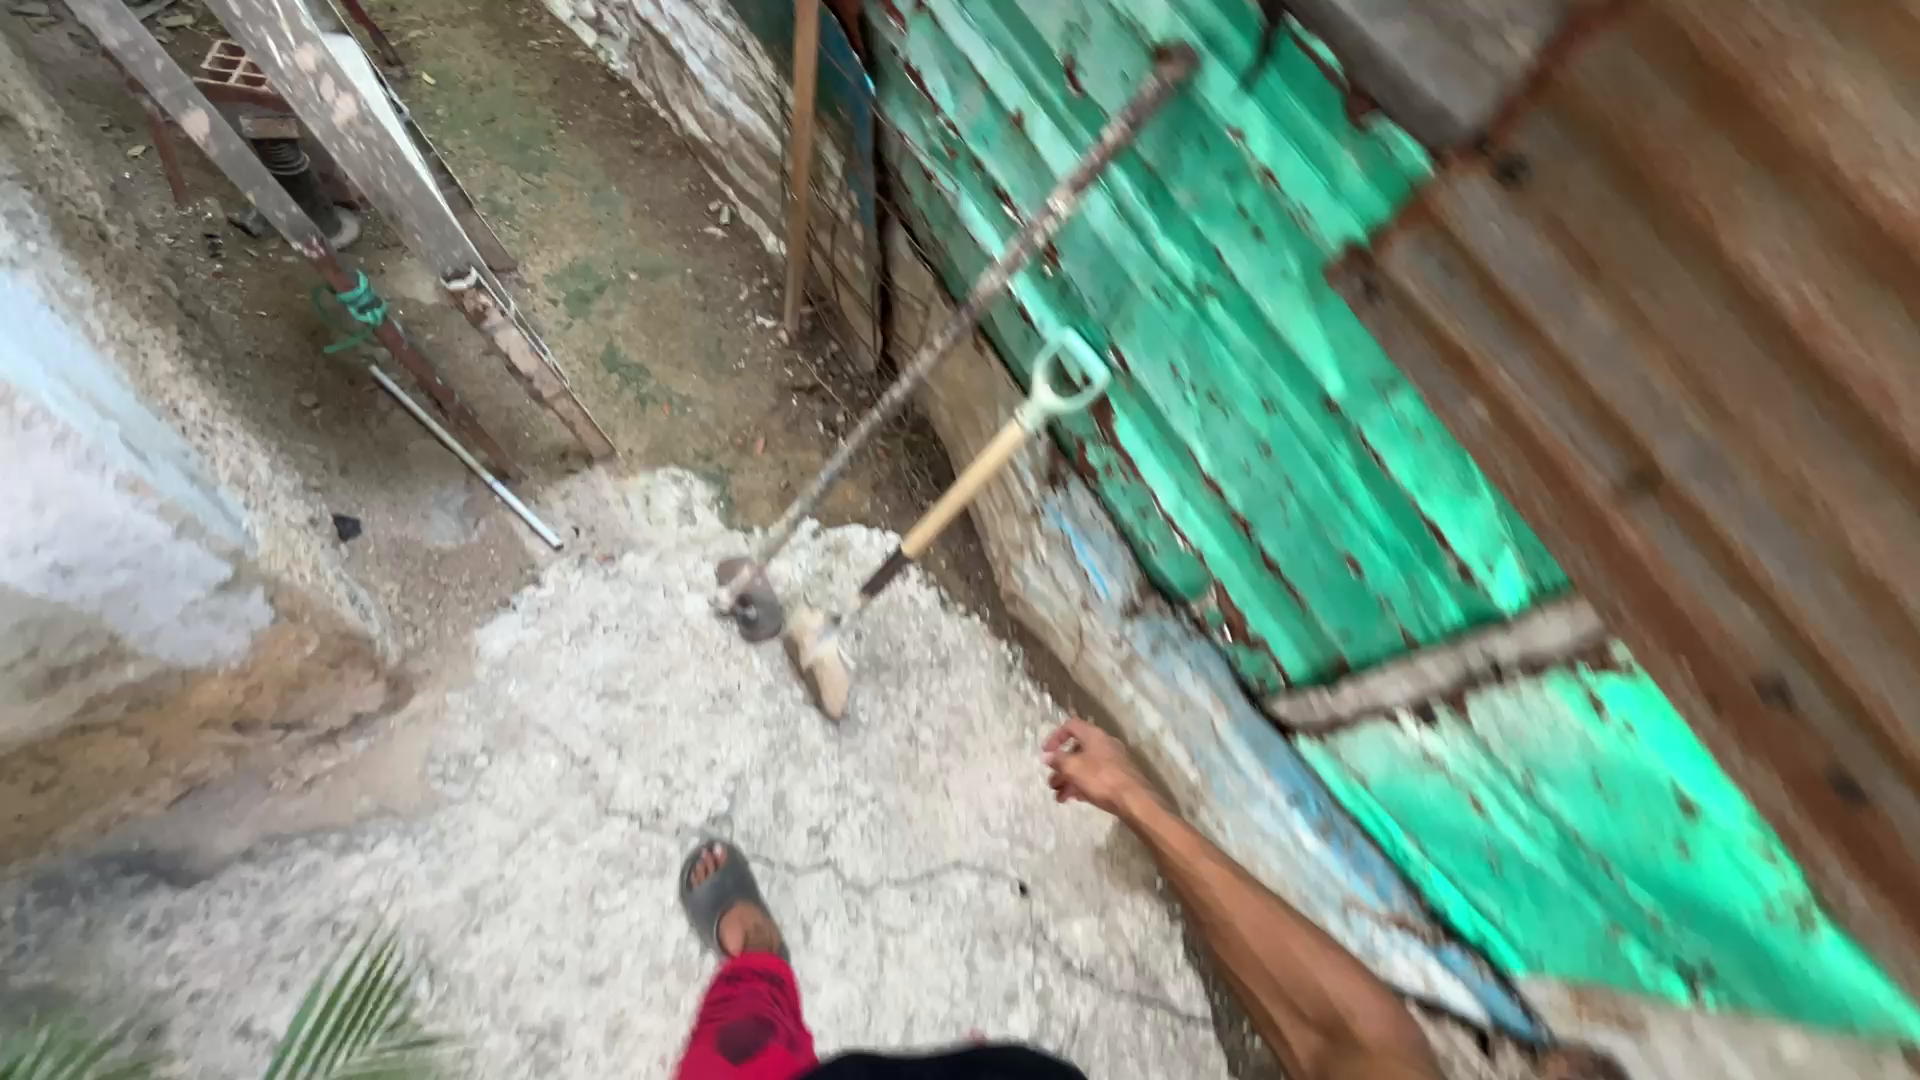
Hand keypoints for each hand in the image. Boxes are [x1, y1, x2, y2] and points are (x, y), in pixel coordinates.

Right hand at [1043, 716, 1156, 819]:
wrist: (1134, 799)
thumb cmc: (1100, 778)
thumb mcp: (1073, 768)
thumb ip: (1057, 760)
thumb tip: (1047, 757)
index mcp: (1093, 735)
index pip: (1070, 726)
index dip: (1055, 737)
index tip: (1046, 753)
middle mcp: (1104, 743)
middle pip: (1076, 750)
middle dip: (1061, 767)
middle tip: (1052, 783)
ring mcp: (1113, 760)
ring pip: (1085, 766)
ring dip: (1069, 780)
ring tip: (1060, 798)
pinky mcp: (1119, 776)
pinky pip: (1096, 777)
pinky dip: (1083, 785)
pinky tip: (1075, 799)